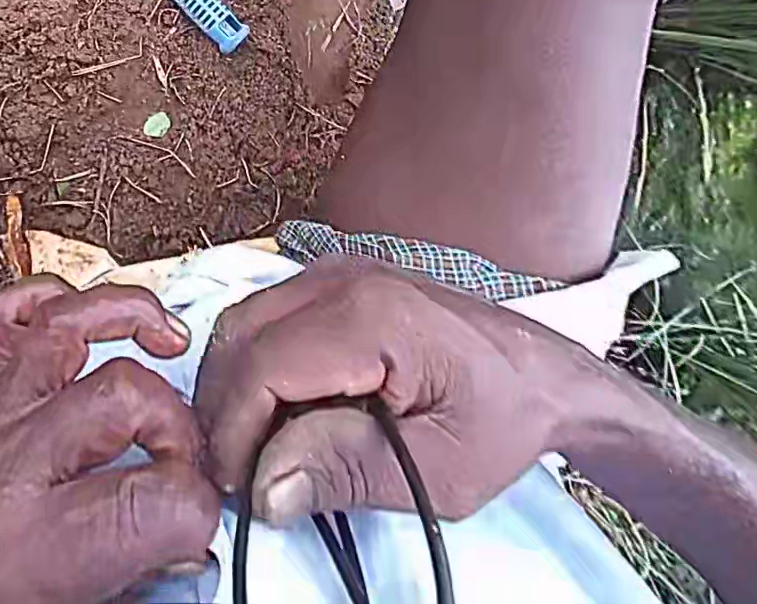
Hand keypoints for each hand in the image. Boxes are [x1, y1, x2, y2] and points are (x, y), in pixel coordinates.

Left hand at [0, 277, 219, 603]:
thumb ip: (144, 580)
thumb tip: (196, 542)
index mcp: (30, 546)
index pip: (150, 499)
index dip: (198, 505)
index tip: (201, 517)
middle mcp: (9, 463)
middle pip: (121, 395)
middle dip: (177, 423)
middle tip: (187, 455)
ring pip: (64, 326)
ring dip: (126, 318)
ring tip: (168, 336)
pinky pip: (9, 317)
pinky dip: (50, 299)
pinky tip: (85, 314)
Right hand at [193, 255, 606, 523]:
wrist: (535, 369)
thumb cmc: (497, 422)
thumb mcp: (440, 471)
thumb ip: (348, 470)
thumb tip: (262, 487)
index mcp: (369, 316)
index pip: (265, 363)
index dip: (236, 428)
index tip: (237, 486)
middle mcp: (336, 276)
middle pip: (239, 333)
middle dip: (222, 405)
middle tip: (235, 468)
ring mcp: (328, 269)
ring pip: (242, 320)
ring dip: (232, 384)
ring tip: (252, 444)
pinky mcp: (326, 277)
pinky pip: (264, 316)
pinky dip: (252, 364)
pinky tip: (275, 409)